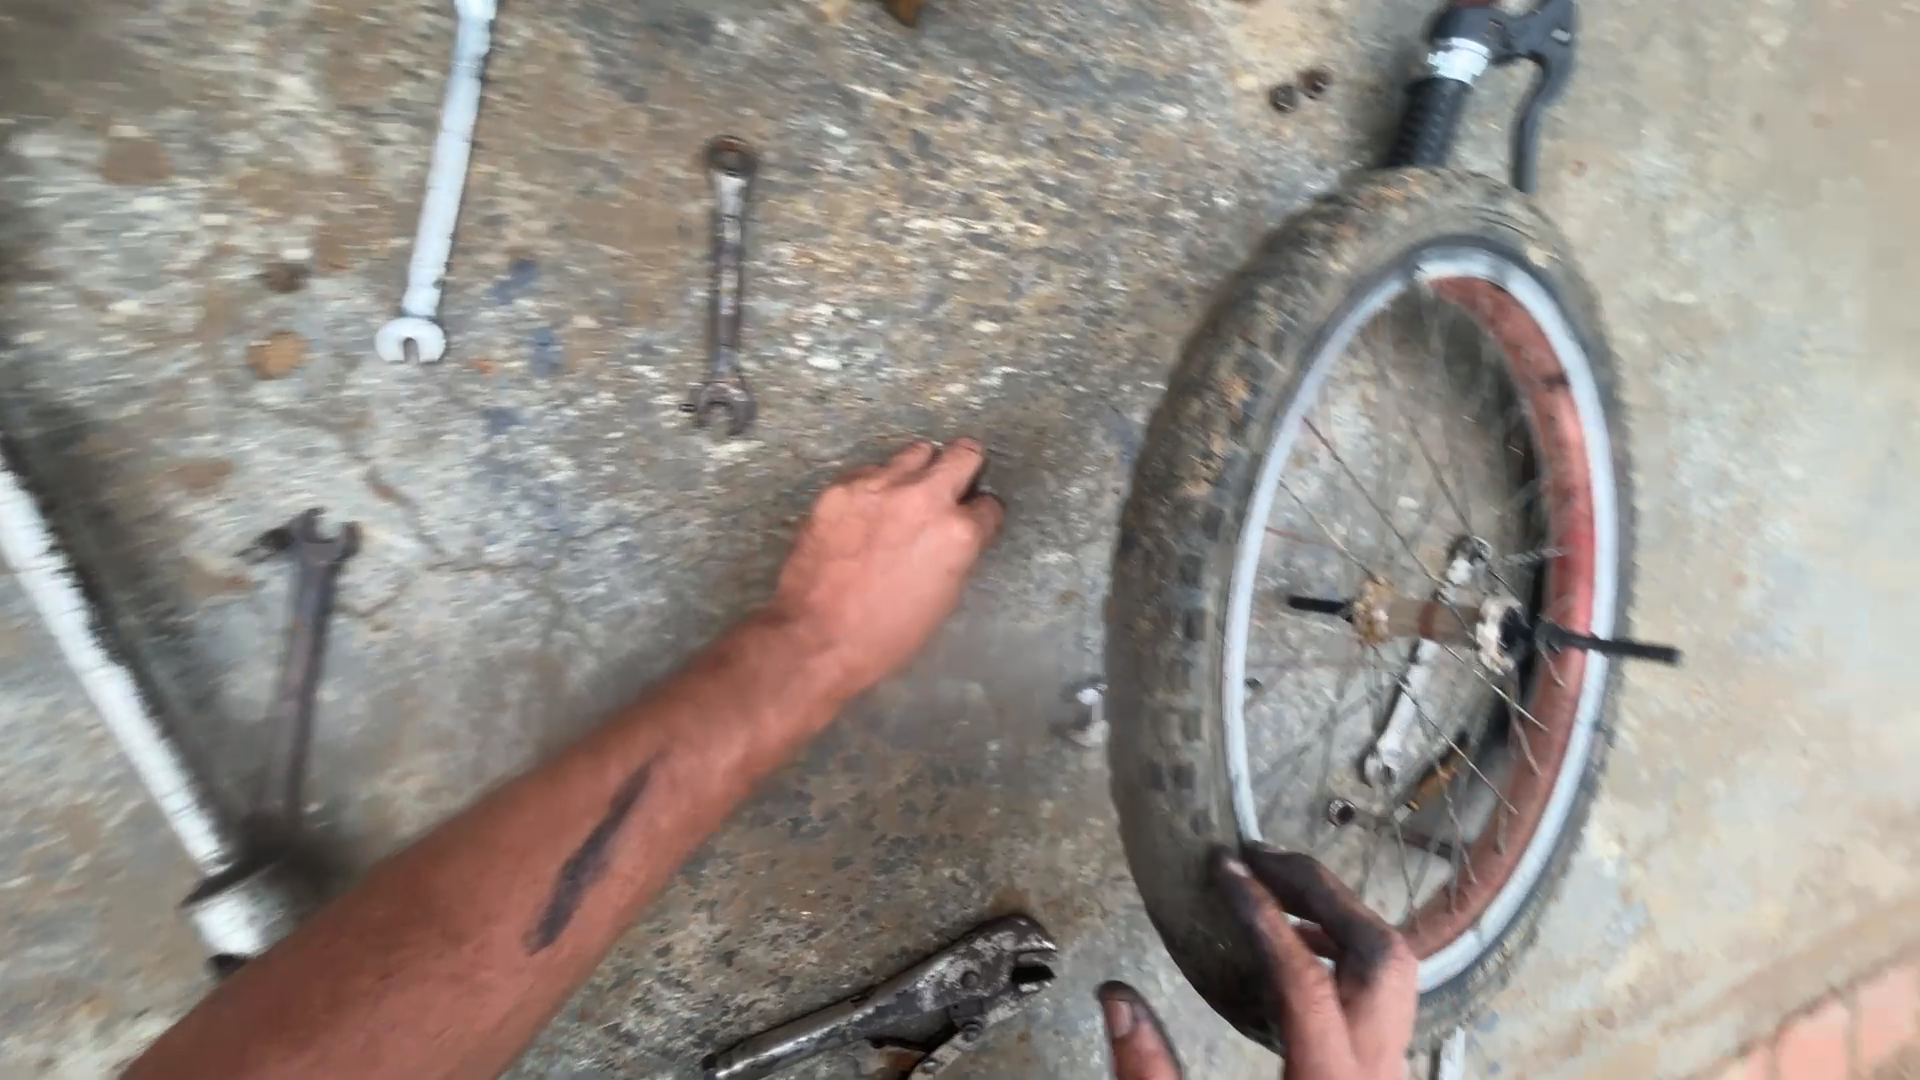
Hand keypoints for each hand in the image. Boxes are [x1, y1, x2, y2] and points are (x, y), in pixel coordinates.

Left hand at [766, 439, 1003, 700]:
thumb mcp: (944, 597)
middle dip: (965, 467)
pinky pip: (872, 470)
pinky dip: (877, 486)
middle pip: (964, 454)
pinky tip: (865, 513)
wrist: (816, 637)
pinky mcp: (842, 486)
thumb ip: (958, 553)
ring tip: (906, 495)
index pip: (990, 506)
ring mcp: (881, 486)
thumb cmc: (888, 634)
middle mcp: (925, 498)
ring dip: (920, 471)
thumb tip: (958, 534)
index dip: (981, 517)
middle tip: (954, 484)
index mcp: (958, 533)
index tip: (971, 523)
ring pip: (917, 452)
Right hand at [1101, 848, 1417, 1079]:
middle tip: (1259, 860)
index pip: (1303, 979)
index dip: (1261, 915)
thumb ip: (1150, 1074)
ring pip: (1395, 971)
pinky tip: (1296, 952)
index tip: (1223, 868)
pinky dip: (1342, 950)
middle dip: (1322, 894)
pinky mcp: (1383, 1078)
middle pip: (1381, 958)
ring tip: (1275, 890)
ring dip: (1338, 915)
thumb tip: (1114, 994)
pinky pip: (1380, 993)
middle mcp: (1377, 1077)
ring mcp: (1391, 1077)